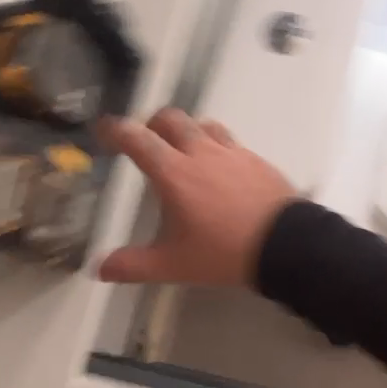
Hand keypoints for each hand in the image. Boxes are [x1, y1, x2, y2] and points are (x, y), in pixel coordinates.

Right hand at [97, 109, 295, 287]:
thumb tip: (101, 268)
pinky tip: (220, 167)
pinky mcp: (257, 160)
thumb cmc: (224, 252)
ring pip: (203, 125)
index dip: (116, 131)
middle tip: (145, 139)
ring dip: (187, 130)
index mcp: (174, 172)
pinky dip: (216, 146)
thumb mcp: (173, 264)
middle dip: (151, 124)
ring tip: (182, 148)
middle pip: (171, 119)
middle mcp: (201, 153)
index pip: (137, 139)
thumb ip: (133, 265)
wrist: (286, 245)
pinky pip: (231, 142)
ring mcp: (233, 153)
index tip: (105, 132)